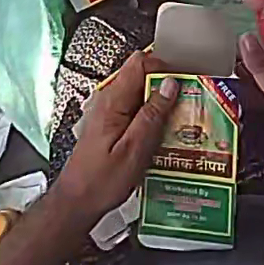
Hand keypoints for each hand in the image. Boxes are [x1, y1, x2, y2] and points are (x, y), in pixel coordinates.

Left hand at [49, 51, 179, 230]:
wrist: (77, 202)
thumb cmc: (101, 181)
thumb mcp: (134, 150)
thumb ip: (152, 115)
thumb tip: (170, 84)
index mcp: (113, 101)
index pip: (140, 63)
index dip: (165, 68)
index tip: (185, 83)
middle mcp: (108, 100)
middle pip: (141, 75)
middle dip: (166, 86)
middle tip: (187, 104)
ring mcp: (108, 111)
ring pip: (140, 92)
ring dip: (160, 102)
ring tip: (179, 121)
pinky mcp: (110, 123)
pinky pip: (135, 108)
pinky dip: (151, 116)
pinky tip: (162, 135)